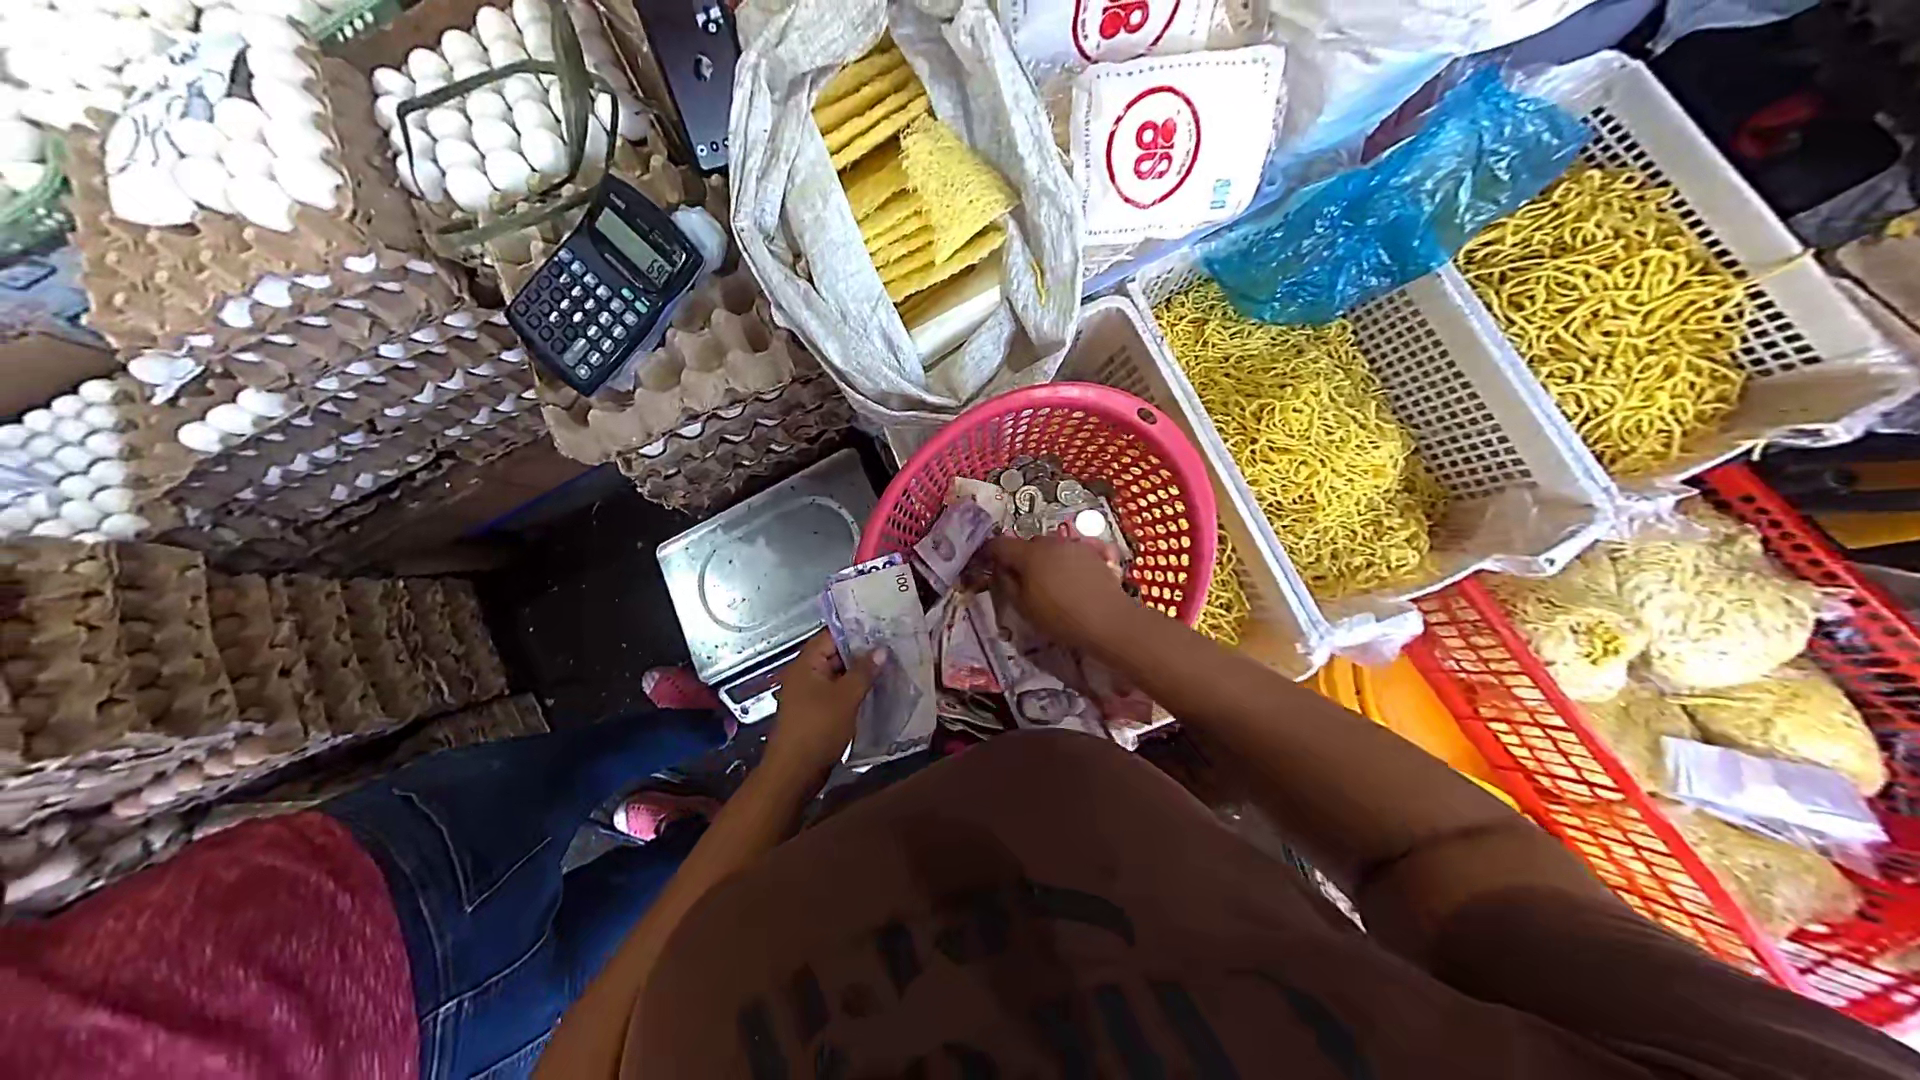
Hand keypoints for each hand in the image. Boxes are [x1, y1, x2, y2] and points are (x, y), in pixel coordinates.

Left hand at [765, 631, 882, 774]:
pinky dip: (854, 690)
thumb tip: (881, 649)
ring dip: (860, 673)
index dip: (856, 630)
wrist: (795, 772)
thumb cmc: (818, 728)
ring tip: (890, 666)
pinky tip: (877, 691)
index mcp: (806, 664)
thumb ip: (864, 671)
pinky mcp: (816, 712)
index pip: (831, 635)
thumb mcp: (846, 697)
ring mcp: (810, 694)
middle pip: (835, 655)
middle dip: (862, 652)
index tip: (882, 627)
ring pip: (839, 675)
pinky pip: (837, 693)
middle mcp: (805, 674)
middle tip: (893, 646)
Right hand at [987, 535, 1141, 651]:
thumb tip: (1001, 569)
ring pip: (1051, 547)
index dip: (989, 552)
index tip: (987, 564)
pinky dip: (1065, 563)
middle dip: (1021, 558)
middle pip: (1028, 544)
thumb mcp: (1023, 607)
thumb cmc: (1059, 617)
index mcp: (1028, 554)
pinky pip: (1070, 553)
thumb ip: (1006, 583)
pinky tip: (1072, 583)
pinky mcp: (1094, 552)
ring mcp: (1074, 545)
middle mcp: (1050, 542)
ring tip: (1049, 583)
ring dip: (1045, 560)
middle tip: (1022, 581)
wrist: (1108, 620)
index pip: (999, 544)